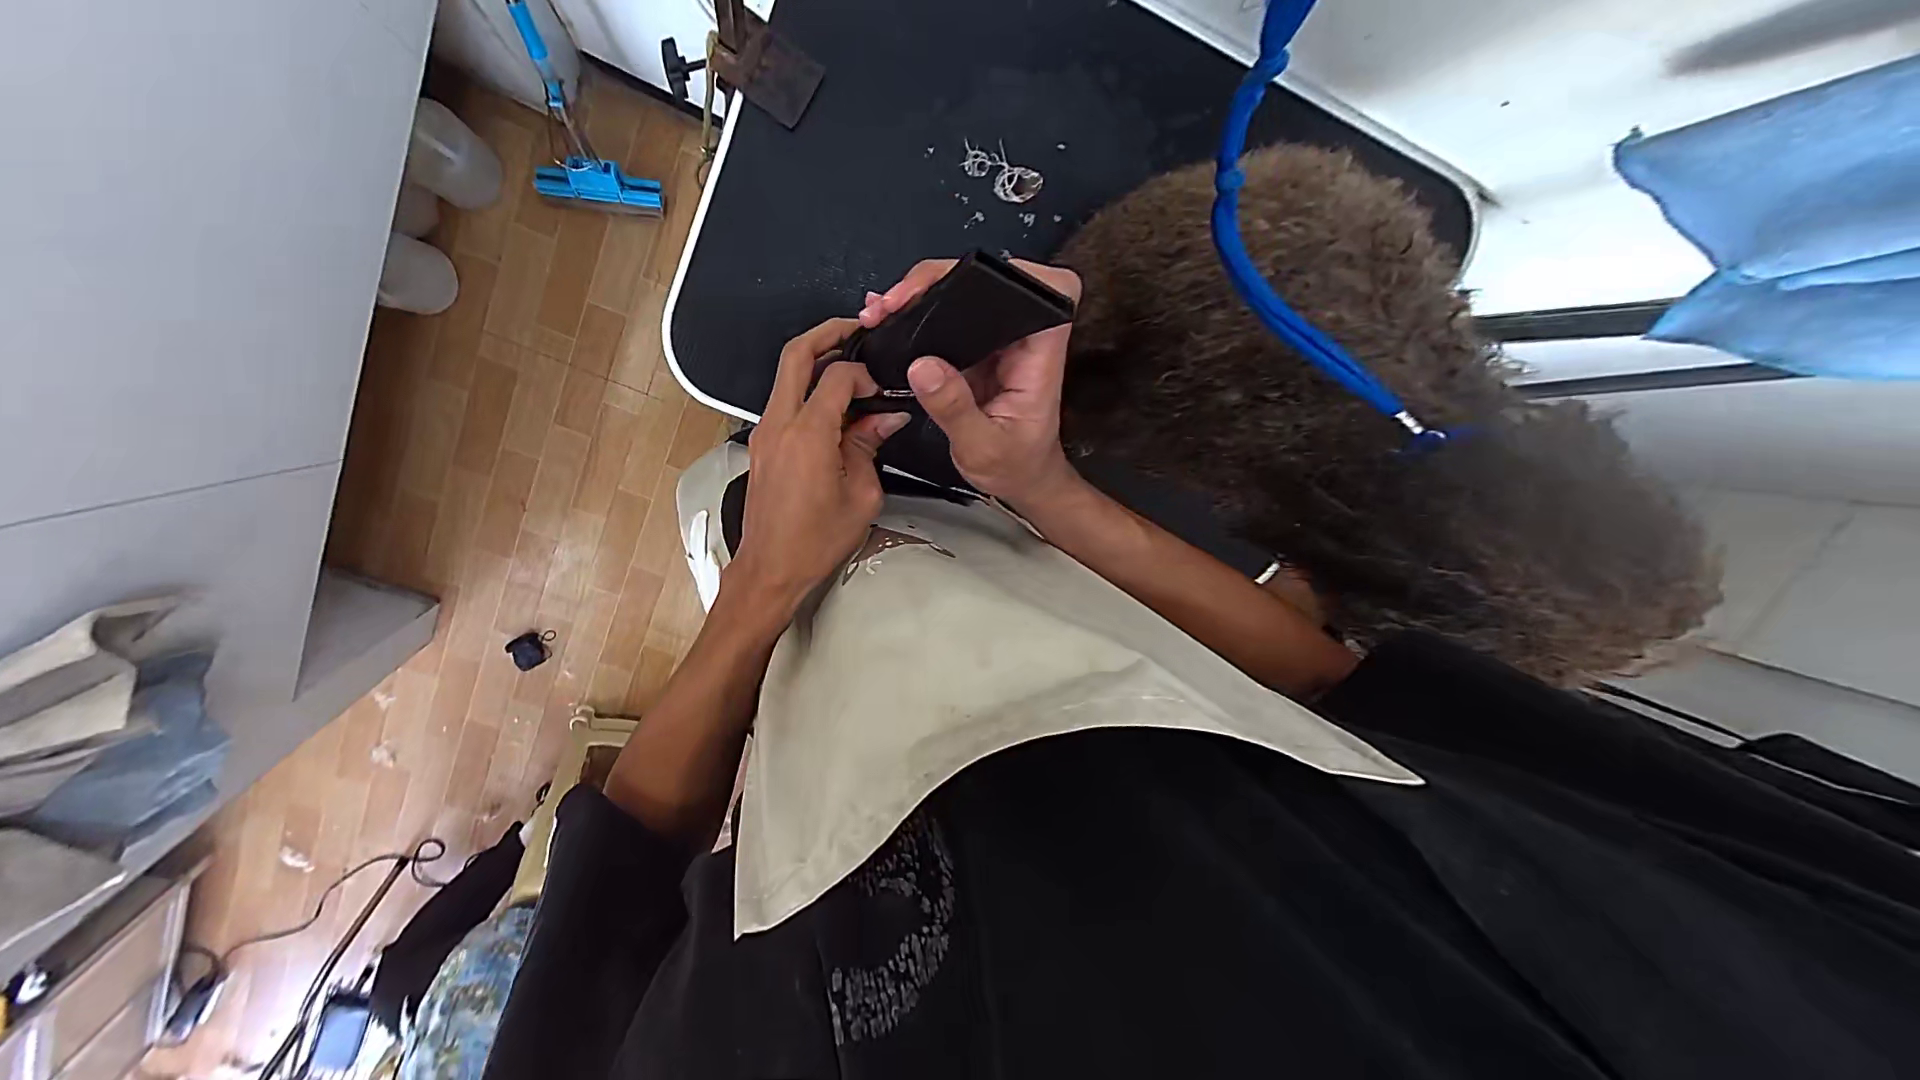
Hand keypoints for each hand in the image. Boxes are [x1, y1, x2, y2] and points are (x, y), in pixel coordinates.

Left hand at [724, 318, 909, 619]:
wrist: (771, 569)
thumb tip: (885, 418)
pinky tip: (833, 408)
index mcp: (808, 435)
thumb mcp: (861, 494)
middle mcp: (778, 426)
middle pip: (795, 355)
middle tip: (854, 330)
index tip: (880, 393)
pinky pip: (783, 403)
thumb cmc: (815, 541)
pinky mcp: (762, 446)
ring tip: (849, 370)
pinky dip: (807, 392)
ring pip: (785, 376)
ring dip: (815, 364)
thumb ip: (870, 446)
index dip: (863, 375)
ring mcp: (764, 434)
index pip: (836, 376)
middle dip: (826, 334)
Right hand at [859, 258, 1084, 508]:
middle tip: (897, 299)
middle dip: (940, 280)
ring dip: (922, 297)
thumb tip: (923, 367)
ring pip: (964, 297)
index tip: (967, 281)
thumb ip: (954, 409)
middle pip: (992, 282)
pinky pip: (947, 322)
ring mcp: (995, 344)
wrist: (1020, 482)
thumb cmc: (1017, 467)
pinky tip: (889, 320)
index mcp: (1039, 357)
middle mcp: (1020, 341)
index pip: (1047, 290)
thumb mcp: (982, 447)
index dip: (1013, 272)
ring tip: (883, 309)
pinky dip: (917, 318)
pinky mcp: (973, 353)